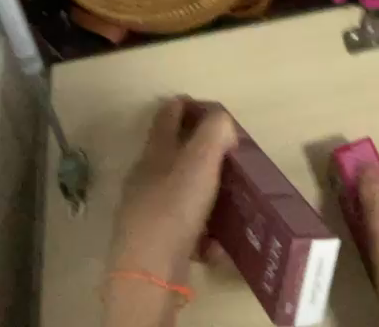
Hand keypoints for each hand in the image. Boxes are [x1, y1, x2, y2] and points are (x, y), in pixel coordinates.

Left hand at [110, 97, 238, 282]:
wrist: (148, 273)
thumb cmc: (174, 207)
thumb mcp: (200, 160)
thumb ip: (215, 131)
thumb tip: (224, 121)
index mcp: (156, 149)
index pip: (170, 112)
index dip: (192, 105)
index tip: (215, 112)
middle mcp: (147, 175)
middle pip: (176, 153)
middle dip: (205, 154)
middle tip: (232, 161)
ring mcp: (147, 209)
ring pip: (182, 194)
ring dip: (207, 197)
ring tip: (231, 207)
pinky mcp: (155, 241)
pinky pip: (185, 230)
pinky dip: (203, 235)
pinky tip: (216, 247)